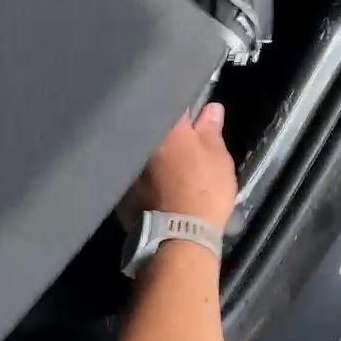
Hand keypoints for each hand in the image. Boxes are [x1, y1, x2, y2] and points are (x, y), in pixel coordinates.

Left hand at [126, 102, 236, 231]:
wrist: (180, 235)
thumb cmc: (206, 190)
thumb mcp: (218, 158)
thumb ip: (212, 129)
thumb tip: (212, 107)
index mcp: (168, 128)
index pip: (174, 105)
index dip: (186, 109)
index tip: (194, 116)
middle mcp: (142, 142)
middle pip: (155, 130)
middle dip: (167, 133)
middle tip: (183, 144)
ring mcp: (129, 167)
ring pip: (143, 153)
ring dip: (153, 156)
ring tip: (169, 169)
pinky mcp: (121, 191)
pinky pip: (134, 177)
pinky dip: (144, 180)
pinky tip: (156, 189)